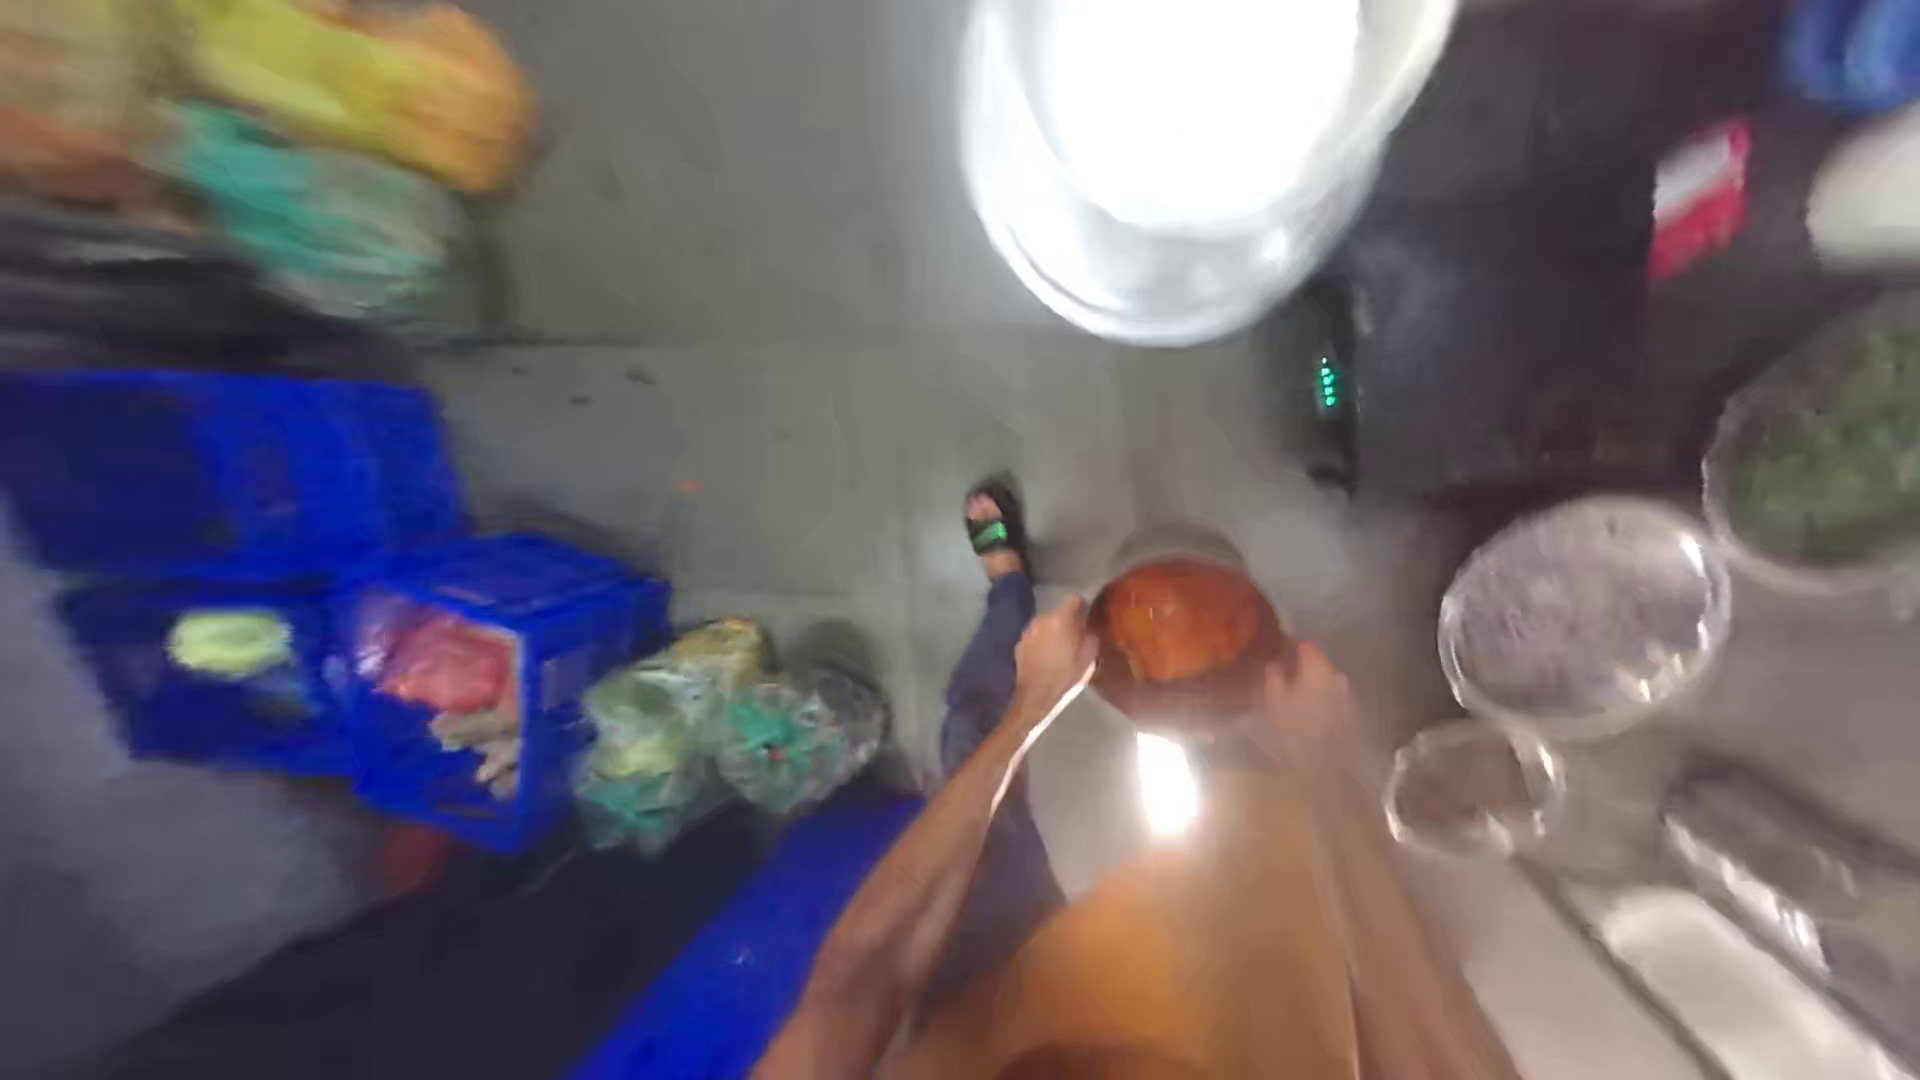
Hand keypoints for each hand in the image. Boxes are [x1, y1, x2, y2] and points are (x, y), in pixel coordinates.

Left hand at [1013, 596, 1098, 713]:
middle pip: (1059, 613)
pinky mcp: (1019, 643)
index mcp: (1060, 619)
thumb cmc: (1065, 675)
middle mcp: (1041, 619)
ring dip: (1054, 631)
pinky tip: (1046, 657)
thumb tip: (1088, 627)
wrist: (1035, 695)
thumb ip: (1090, 636)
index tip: (1087, 616)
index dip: (1083, 606)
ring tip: (1060, 649)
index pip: (1074, 599)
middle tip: (1076, 637)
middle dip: (1068, 621)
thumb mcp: (1088, 657)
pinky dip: (1042, 641)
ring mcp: (1028, 630)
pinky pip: (1036, 636)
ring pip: (1046, 624)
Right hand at [1261, 642, 1355, 752]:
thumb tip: (1275, 665)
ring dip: (1317, 682)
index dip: (1294, 647)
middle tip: (1288, 675)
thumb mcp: (1274, 702)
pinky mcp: (1355, 714)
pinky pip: (1338, 697)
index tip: (1283, 653)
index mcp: (1317, 669)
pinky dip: (1327, 698)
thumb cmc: (1296, 732)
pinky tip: (1315, 711)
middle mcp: (1337, 677)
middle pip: (1321, 662)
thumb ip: (1274, 678)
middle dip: (1306, 666)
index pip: (1308, 647)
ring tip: (1300, 694)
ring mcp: (1349, 696)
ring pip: (1330, 680)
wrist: (1329, 768)